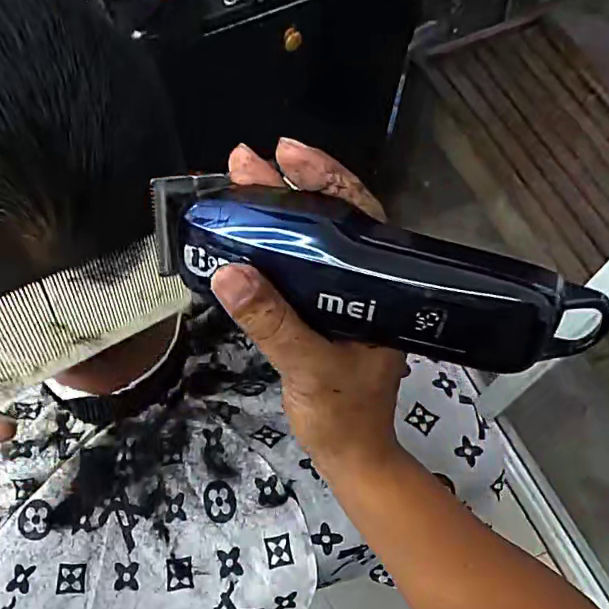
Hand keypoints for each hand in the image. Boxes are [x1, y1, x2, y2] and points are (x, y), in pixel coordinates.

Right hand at [219, 140, 407, 472]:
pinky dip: (273, 252)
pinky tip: (248, 241)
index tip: (287, 153)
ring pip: (314, 245)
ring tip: (238, 189)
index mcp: (379, 289)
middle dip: (288, 189)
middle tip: (243, 163)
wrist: (351, 455)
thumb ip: (273, 323)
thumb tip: (230, 274)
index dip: (325, 178)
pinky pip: (298, 273)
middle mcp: (364, 286)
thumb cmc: (343, 417)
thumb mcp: (309, 368)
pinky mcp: (321, 318)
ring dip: (277, 217)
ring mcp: (342, 301)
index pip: (359, 216)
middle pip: (331, 222)